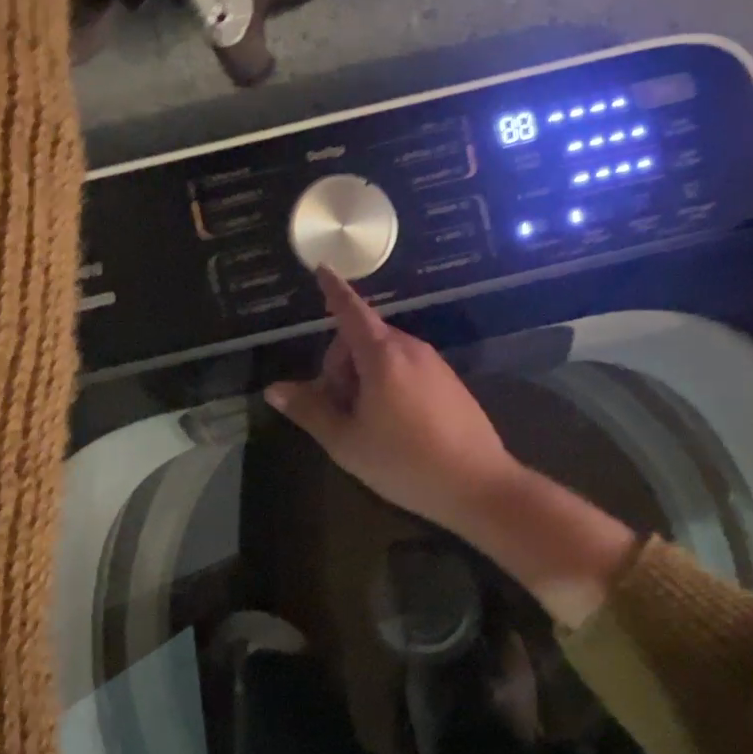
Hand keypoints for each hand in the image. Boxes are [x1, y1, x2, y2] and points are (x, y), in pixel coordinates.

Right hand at [264, 267, 524, 538]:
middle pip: (361, 339)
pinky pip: (406, 369)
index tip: (322, 268)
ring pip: (384, 356)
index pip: (350, 311)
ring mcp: (434, 364)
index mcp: (382, 355)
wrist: (478, 485)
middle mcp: (410, 349)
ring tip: (365, 425)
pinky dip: (387, 384)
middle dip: (340, 366)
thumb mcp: (346, 442)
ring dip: (363, 377)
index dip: (333, 291)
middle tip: (338, 412)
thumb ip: (310, 411)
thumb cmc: (404, 462)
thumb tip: (274, 389)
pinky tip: (393, 427)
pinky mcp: (449, 382)